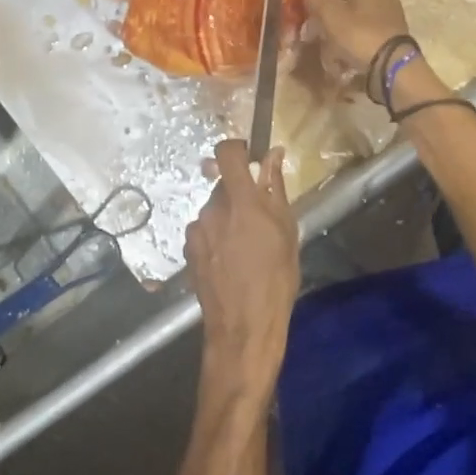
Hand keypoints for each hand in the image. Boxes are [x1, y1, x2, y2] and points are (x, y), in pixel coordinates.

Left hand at [185, 139, 300, 380]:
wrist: (243, 326)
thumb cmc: (276, 279)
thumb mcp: (287, 231)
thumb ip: (276, 189)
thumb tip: (273, 155)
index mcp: (241, 201)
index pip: (227, 152)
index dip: (237, 148)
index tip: (250, 157)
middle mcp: (213, 209)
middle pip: (223, 185)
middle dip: (239, 194)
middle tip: (260, 218)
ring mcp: (197, 231)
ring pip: (214, 210)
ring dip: (228, 218)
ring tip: (246, 246)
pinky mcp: (188, 251)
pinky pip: (204, 231)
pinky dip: (216, 237)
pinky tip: (230, 260)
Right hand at [305, 0, 410, 71]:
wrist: (392, 66)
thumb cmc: (359, 35)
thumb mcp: (330, 14)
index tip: (312, 16)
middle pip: (346, 4)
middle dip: (330, 21)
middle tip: (319, 37)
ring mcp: (390, 16)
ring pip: (355, 23)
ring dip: (341, 36)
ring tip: (332, 55)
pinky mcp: (393, 36)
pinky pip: (367, 36)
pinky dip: (356, 45)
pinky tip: (348, 60)